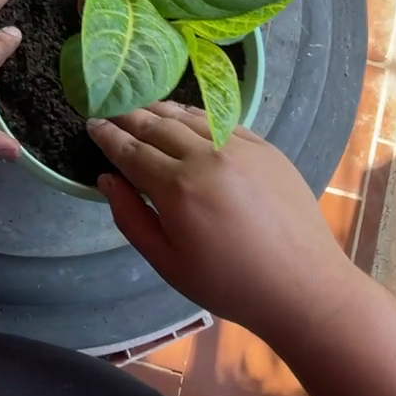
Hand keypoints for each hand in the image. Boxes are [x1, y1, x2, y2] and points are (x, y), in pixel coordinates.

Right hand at [87, 101, 363, 336]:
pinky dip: (195, 114)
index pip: (130, 151)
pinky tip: (184, 116)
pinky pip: (221, 120)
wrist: (304, 287)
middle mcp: (205, 157)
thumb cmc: (228, 284)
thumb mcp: (167, 262)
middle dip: (128, 116)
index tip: (91, 124)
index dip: (107, 136)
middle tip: (109, 110)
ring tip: (141, 108)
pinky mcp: (265, 148)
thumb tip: (106, 179)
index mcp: (177, 188)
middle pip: (156, 126)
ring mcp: (239, 148)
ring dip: (159, 109)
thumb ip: (130, 217)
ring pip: (188, 116)